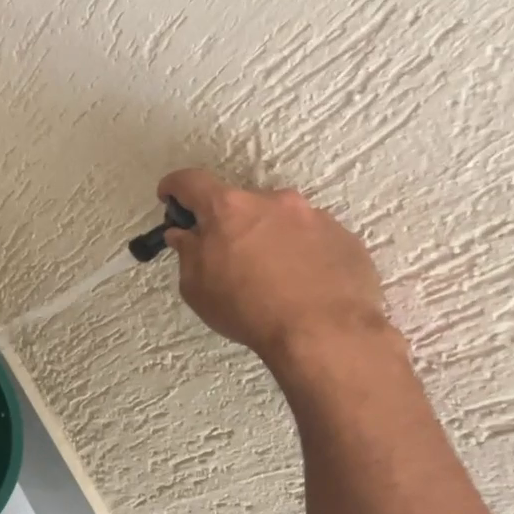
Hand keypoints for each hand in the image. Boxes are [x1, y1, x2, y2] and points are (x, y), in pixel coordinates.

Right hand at [157, 169, 395, 365]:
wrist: (324, 331)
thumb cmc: (248, 308)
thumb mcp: (196, 286)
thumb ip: (188, 252)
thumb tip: (186, 235)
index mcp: (229, 209)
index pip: (191, 182)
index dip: (174, 188)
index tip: (170, 198)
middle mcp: (273, 201)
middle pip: (239, 203)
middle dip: (226, 223)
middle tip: (223, 255)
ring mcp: (314, 216)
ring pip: (277, 218)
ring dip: (264, 236)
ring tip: (266, 274)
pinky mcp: (343, 236)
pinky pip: (309, 236)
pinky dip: (296, 251)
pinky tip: (296, 282)